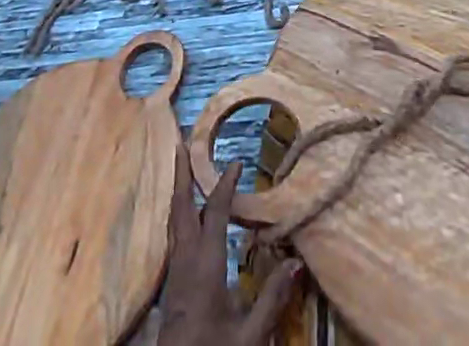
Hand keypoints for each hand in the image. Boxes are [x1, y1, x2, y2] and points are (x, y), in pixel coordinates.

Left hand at [159, 152, 298, 345]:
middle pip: (181, 205)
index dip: (225, 185)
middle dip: (182, 172)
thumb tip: (297, 263)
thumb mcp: (250, 334)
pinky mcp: (171, 277)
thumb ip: (273, 299)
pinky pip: (172, 230)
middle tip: (181, 142)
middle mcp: (185, 257)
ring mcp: (174, 266)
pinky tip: (183, 211)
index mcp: (205, 264)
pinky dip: (178, 209)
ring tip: (180, 165)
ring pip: (173, 216)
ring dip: (178, 188)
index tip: (237, 162)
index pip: (215, 213)